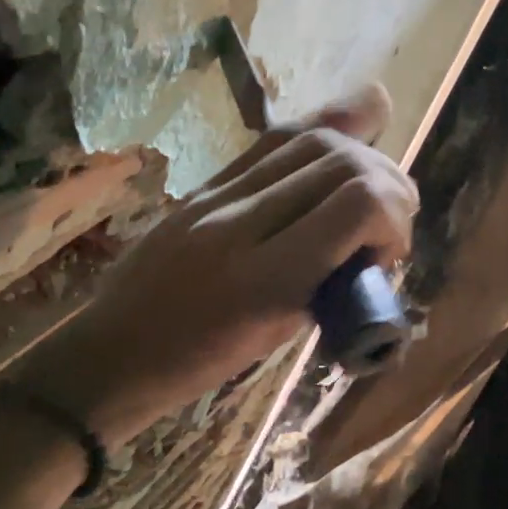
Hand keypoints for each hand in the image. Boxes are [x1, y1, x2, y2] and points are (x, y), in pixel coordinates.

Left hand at [21, 84, 417, 444]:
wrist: (112, 356)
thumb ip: (318, 285)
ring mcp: (212, 199)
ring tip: (365, 187)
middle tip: (386, 221)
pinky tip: (341, 139)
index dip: (395, 216)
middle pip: (337, 159)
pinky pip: (265, 145)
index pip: (356, 204)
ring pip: (303, 138)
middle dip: (385, 180)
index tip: (387, 253)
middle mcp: (238, 224)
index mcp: (262, 282)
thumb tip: (360, 246)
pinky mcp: (197, 189)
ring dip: (354, 152)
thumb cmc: (191, 369)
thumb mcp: (269, 339)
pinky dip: (312, 139)